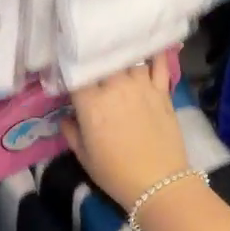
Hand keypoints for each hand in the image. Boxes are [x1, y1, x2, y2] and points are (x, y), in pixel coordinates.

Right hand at [64, 51, 191, 210]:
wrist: (158, 182)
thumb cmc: (115, 174)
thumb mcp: (84, 157)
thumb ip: (72, 133)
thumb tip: (67, 118)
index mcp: (91, 104)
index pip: (76, 76)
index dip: (70, 73)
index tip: (67, 74)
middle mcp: (115, 87)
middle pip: (102, 61)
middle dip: (96, 61)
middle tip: (92, 65)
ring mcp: (141, 85)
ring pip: (128, 58)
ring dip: (121, 58)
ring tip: (117, 57)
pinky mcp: (162, 90)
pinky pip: (159, 63)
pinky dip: (153, 54)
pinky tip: (148, 48)